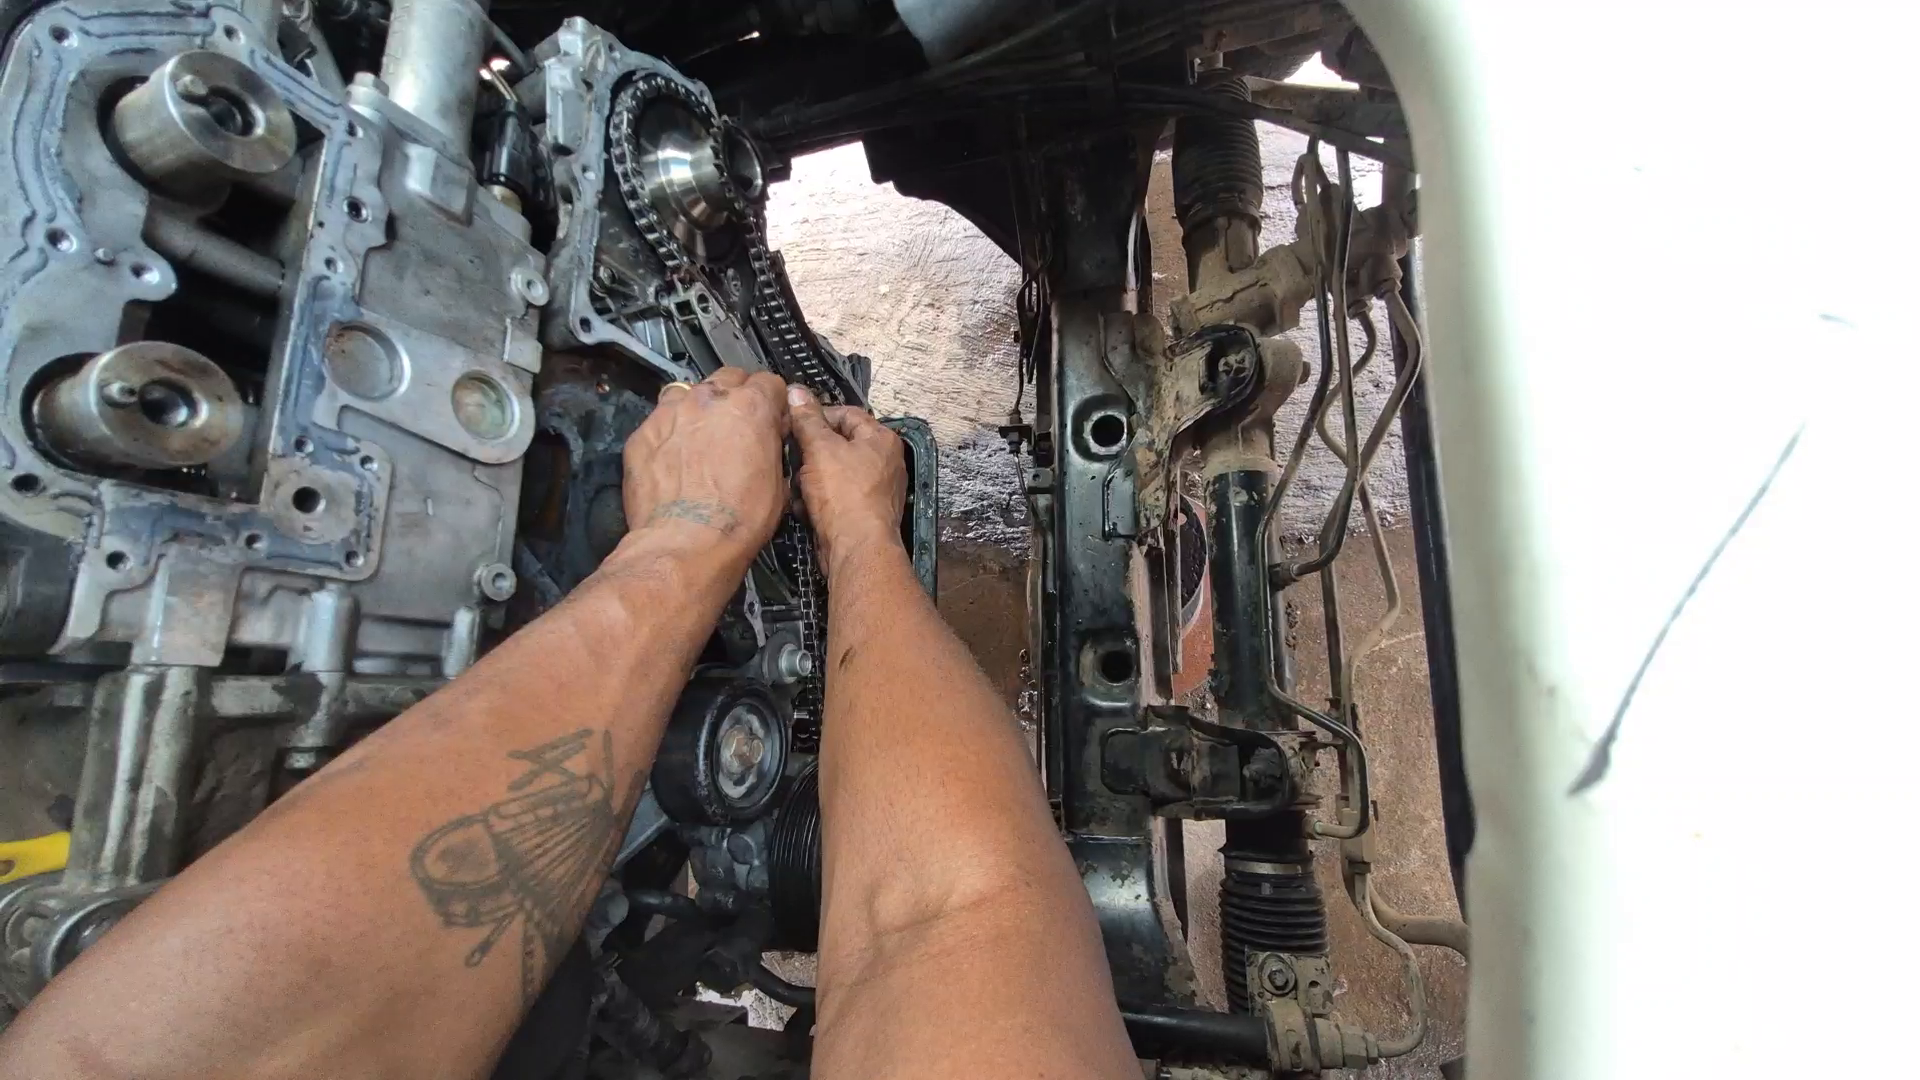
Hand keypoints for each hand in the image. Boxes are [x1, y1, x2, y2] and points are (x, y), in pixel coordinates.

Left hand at [618, 369, 790, 575]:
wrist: (687, 543)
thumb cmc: (736, 520)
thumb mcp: (779, 484)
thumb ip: (773, 448)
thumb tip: (770, 442)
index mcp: (751, 408)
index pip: (769, 382)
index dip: (773, 402)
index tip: (772, 418)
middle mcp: (710, 400)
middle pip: (729, 377)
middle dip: (737, 396)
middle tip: (740, 426)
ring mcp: (672, 412)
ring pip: (690, 391)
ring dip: (701, 408)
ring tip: (705, 438)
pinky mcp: (643, 432)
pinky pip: (661, 419)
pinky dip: (671, 431)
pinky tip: (677, 457)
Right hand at [787, 385, 907, 580]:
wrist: (856, 548)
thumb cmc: (843, 494)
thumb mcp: (820, 448)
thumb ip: (808, 420)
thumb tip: (797, 391)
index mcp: (881, 439)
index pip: (846, 413)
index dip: (817, 415)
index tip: (793, 424)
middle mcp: (885, 462)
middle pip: (839, 444)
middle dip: (811, 452)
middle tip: (792, 456)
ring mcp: (876, 489)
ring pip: (834, 472)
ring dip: (810, 478)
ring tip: (797, 485)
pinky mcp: (863, 512)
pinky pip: (836, 496)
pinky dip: (819, 499)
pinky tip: (804, 507)